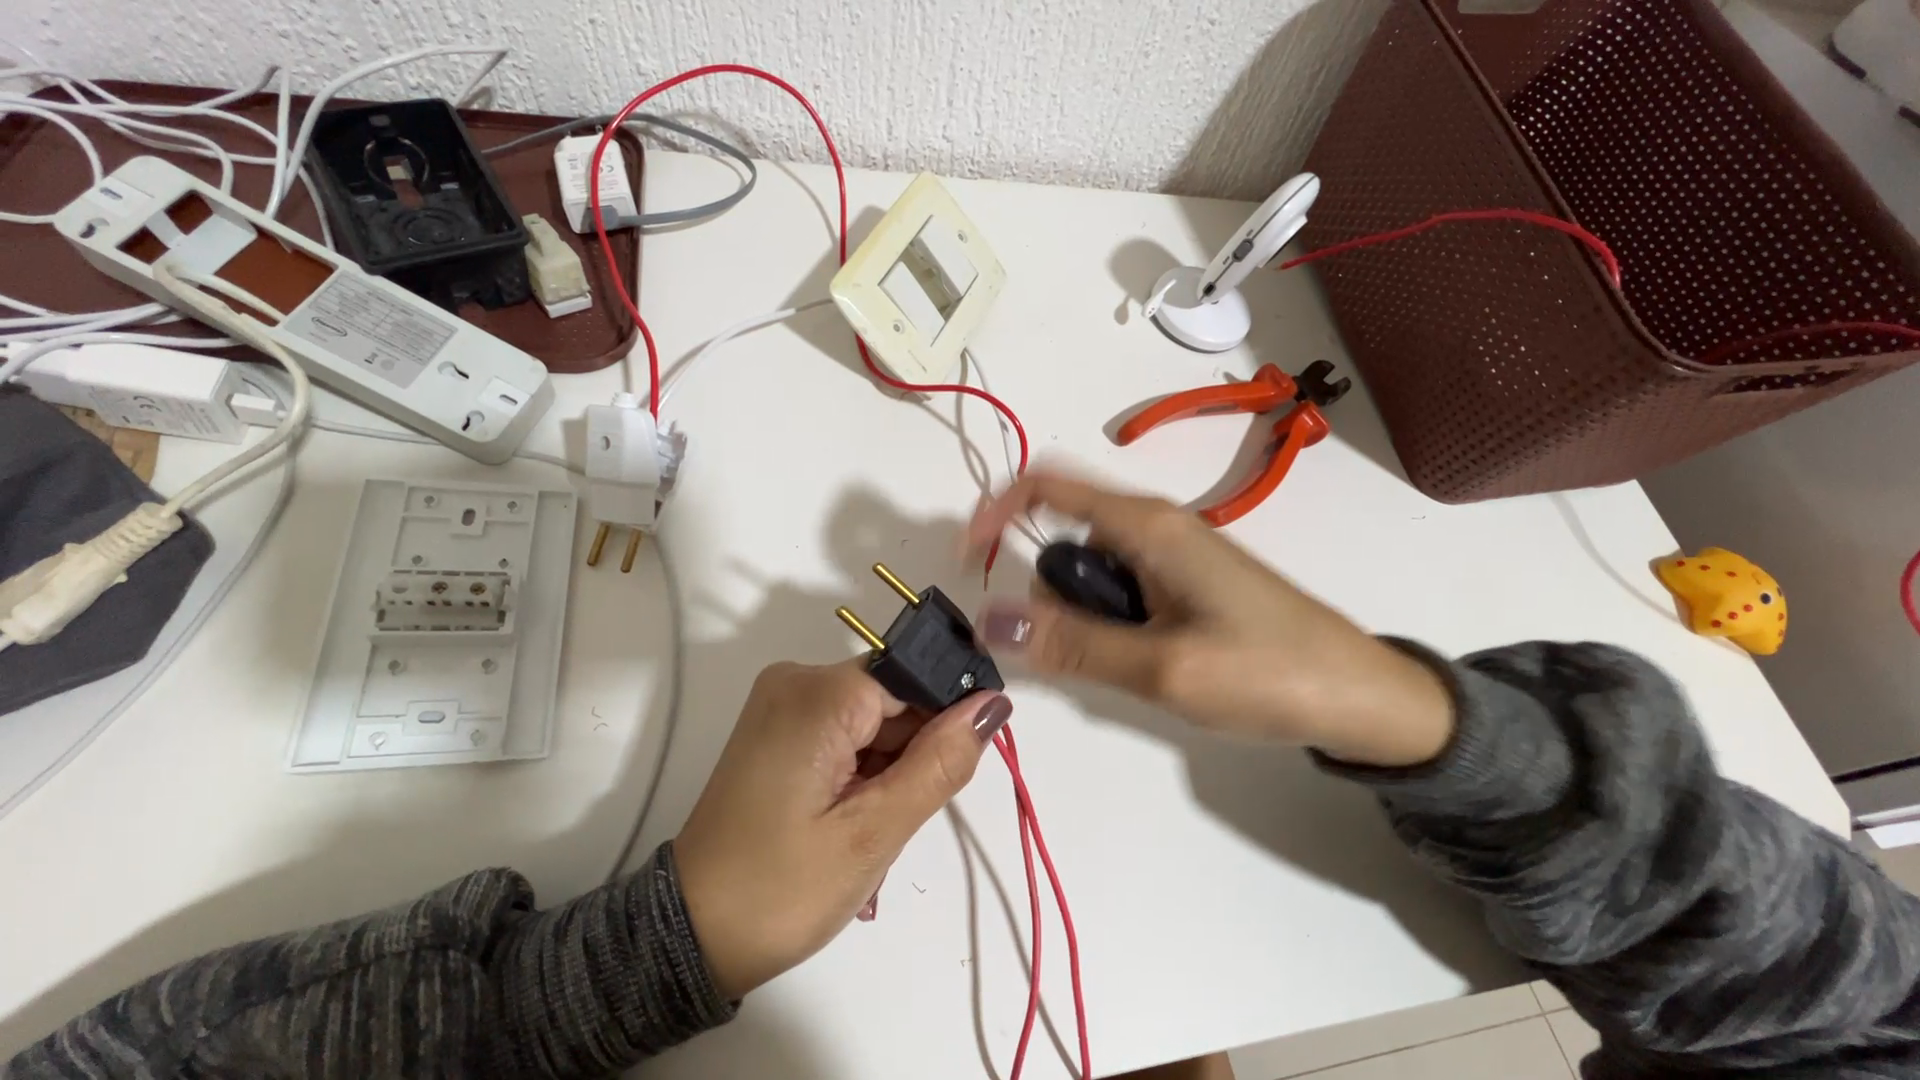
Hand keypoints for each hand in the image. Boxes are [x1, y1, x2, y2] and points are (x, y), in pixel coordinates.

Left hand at [673, 660, 1010, 998]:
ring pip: (874, 721)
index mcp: (818, 694)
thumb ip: (940, 762)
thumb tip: (993, 704)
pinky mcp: (778, 732)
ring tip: (870, 833)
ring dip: (889, 773)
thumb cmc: (782, 889)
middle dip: (913, 756)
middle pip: (893, 698)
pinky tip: (853, 823)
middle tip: (897, 821)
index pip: (914, 676)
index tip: (953, 773)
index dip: (946, 719)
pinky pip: (845, 735)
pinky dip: (863, 776)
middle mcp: (797, 682)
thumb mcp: (874, 831)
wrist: (691, 934)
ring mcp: (783, 707)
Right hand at [966, 470, 1451, 766]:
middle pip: (1062, 537)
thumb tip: (987, 621)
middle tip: (1072, 655)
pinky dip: (1107, 625)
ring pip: (1089, 572)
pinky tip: (1142, 666)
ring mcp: (1172, 558)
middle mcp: (1155, 528)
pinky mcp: (1185, 587)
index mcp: (1148, 526)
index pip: (1047, 485)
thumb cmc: (1268, 673)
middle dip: (1045, 591)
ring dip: (1079, 616)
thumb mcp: (1162, 667)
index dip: (995, 511)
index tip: (969, 564)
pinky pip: (1120, 594)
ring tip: (1126, 668)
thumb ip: (1073, 644)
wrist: (1361, 699)